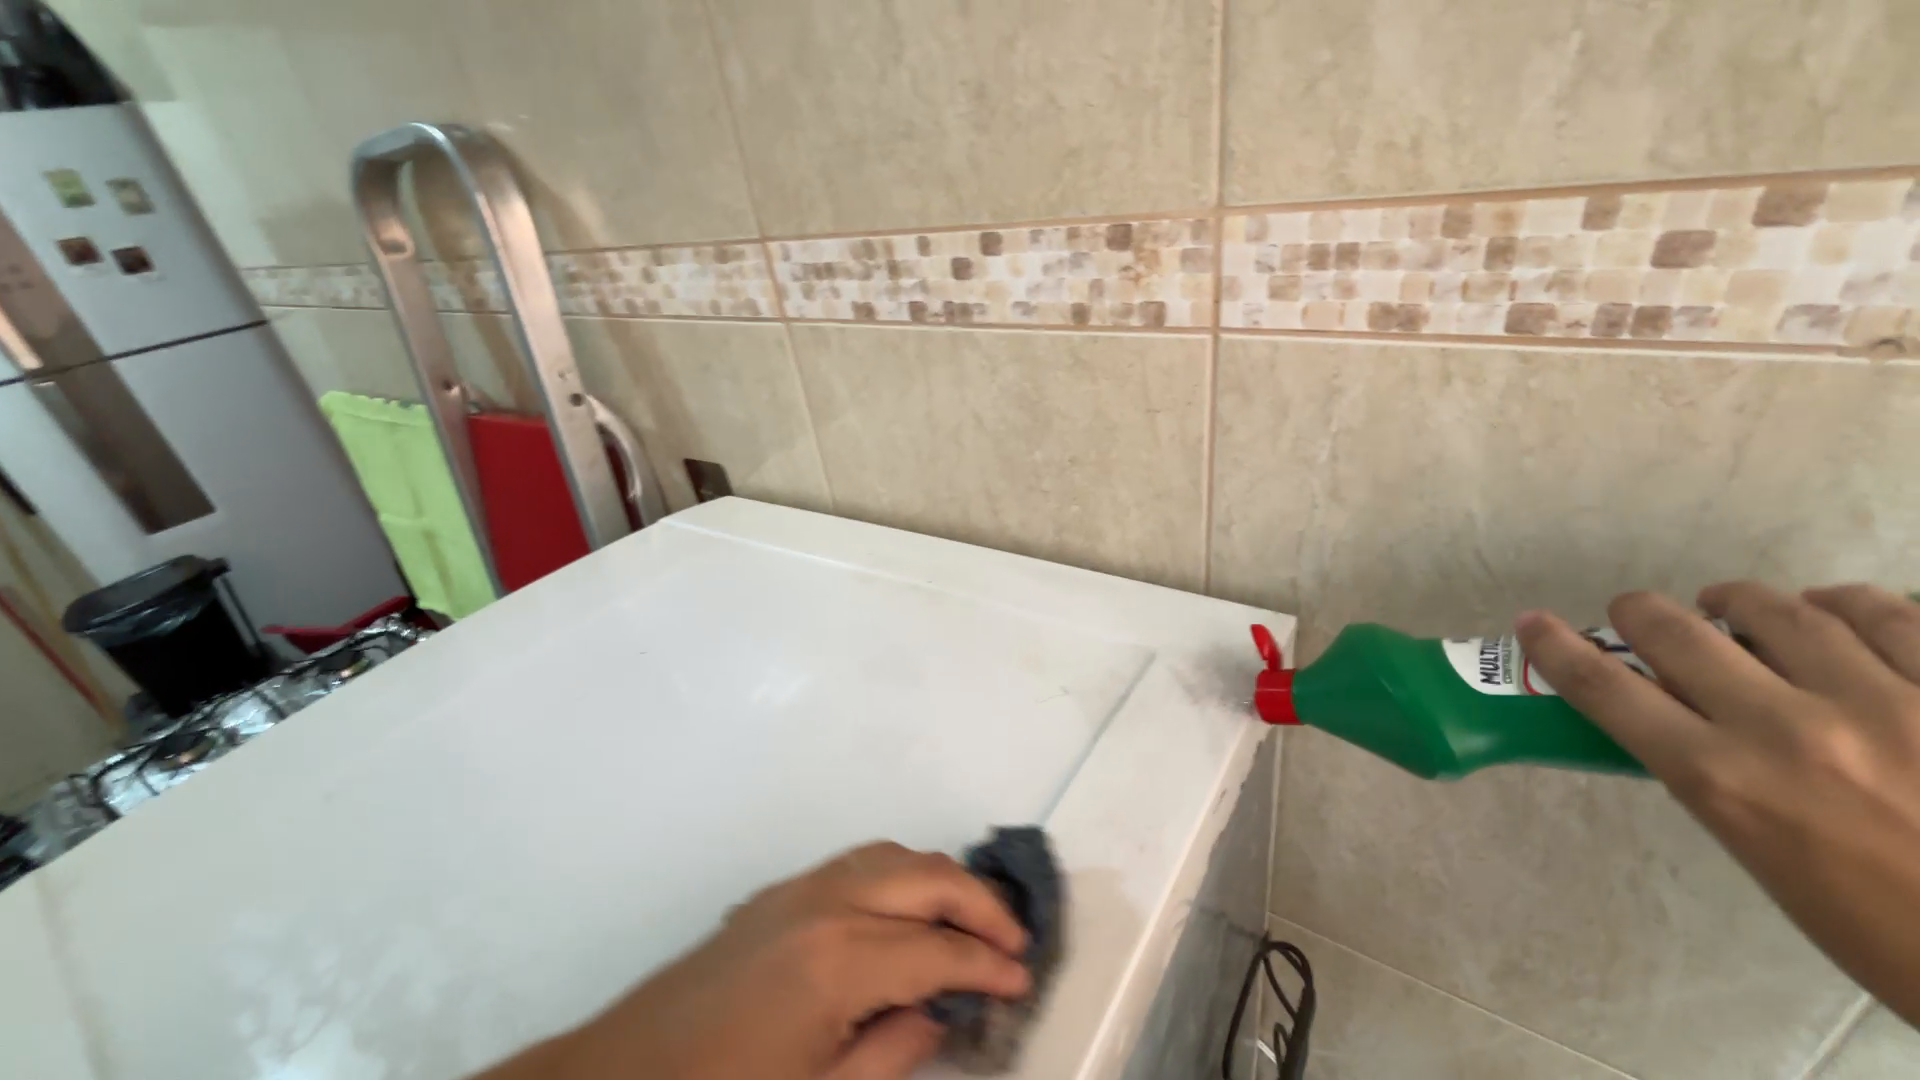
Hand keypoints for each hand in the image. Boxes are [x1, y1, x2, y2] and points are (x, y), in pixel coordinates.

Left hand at [477, 842, 1030, 1079]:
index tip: (1022, 981)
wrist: (622, 1075)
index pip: (939, 949)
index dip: (989, 966)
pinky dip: (901, 871)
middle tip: (1015, 943)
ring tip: (973, 918)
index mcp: (840, 961)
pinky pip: (858, 861)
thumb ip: (895, 1051)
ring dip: (943, 879)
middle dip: (982, 905)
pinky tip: (911, 904)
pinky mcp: (777, 893)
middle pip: (928, 880)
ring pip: (894, 856)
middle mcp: (826, 905)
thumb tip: (942, 1012)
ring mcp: (798, 890)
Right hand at [1518, 583, 1919, 1025]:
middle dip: (1640, 611)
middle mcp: (1787, 728)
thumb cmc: (1889, 934)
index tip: (1533, 623)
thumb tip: (1692, 721)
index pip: (1606, 690)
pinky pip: (1894, 616)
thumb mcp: (1767, 858)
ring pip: (1784, 610)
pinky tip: (1837, 612)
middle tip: (1637, 613)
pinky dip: (1848, 604)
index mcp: (1724, 781)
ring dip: (1739, 600)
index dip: (1556, 648)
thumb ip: (1722, 780)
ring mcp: (1886, 702)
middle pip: (1677, 632)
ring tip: (1734, 606)